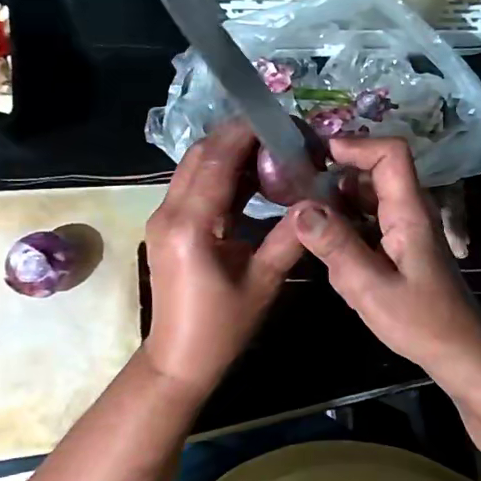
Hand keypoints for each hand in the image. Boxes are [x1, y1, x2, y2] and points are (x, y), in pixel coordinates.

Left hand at [142, 122, 304, 394]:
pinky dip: (218, 173)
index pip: (216, 159)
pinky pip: (191, 185)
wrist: (179, 359)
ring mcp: (162, 218)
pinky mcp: (166, 226)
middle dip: (237, 136)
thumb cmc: (222, 327)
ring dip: (227, 153)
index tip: (279, 121)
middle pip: (200, 154)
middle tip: (278, 134)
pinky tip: (249, 179)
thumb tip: (317, 202)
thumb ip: (290, 236)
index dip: (246, 133)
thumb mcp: (264, 281)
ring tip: (269, 151)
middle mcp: (169, 212)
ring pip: (192, 166)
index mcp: (192, 225)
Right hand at [288, 138, 480, 377]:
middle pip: (373, 174)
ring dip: (338, 207)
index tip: (318, 155)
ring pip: (367, 200)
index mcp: (409, 212)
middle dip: (335, 176)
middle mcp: (410, 212)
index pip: (391, 154)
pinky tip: (328, 254)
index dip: (356, 146)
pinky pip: (368, 224)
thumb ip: (336, 247)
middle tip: (294, 188)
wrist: (459, 353)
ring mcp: (406, 230)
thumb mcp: (371, 288)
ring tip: (304, 222)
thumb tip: (300, 209)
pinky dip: (346, 230)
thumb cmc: (421, 322)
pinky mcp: (400, 248)